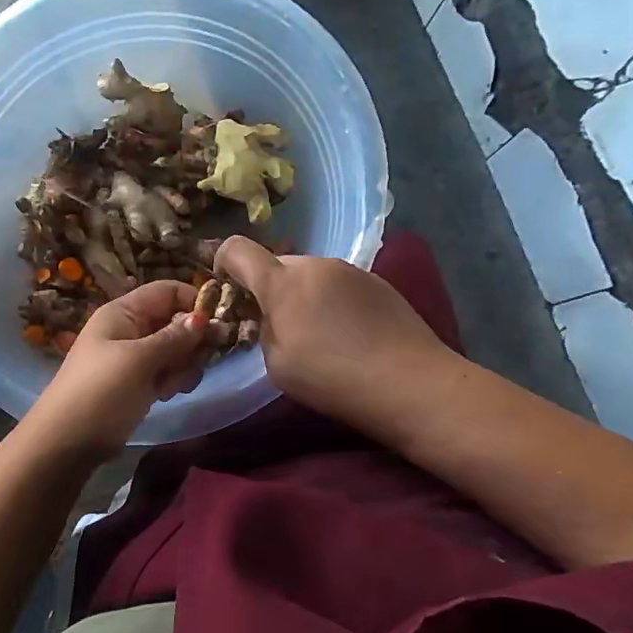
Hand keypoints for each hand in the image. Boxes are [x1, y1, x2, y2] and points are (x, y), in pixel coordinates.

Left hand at [24, 280, 207, 458]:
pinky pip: (168, 372)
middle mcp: (130, 329)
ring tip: (170, 386)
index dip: (194, 303)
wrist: (68, 440)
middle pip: (176, 321)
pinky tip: (166, 396)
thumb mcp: (139, 359)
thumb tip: (205, 318)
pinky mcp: (139, 383)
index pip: (168, 291)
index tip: (216, 326)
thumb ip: (174, 337)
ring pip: (177, 350)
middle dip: (191, 341)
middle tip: (196, 362)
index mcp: (123, 312)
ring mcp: (135, 358)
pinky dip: (173, 381)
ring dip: (183, 366)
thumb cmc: (101, 391)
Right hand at [215, 236, 452, 434]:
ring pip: (310, 274)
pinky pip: (338, 284)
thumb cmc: (331, 377)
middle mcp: (315, 264)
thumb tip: (271, 317)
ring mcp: (350, 270)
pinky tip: (348, 334)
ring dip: (303, 295)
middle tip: (277, 326)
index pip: (238, 250)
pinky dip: (332, 301)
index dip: (223, 261)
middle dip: (269, 289)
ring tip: (319, 335)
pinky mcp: (377, 281)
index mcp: (282, 283)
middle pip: (278, 266)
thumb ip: (265, 331)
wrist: (408, 382)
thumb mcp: (277, 364)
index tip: (225, 286)